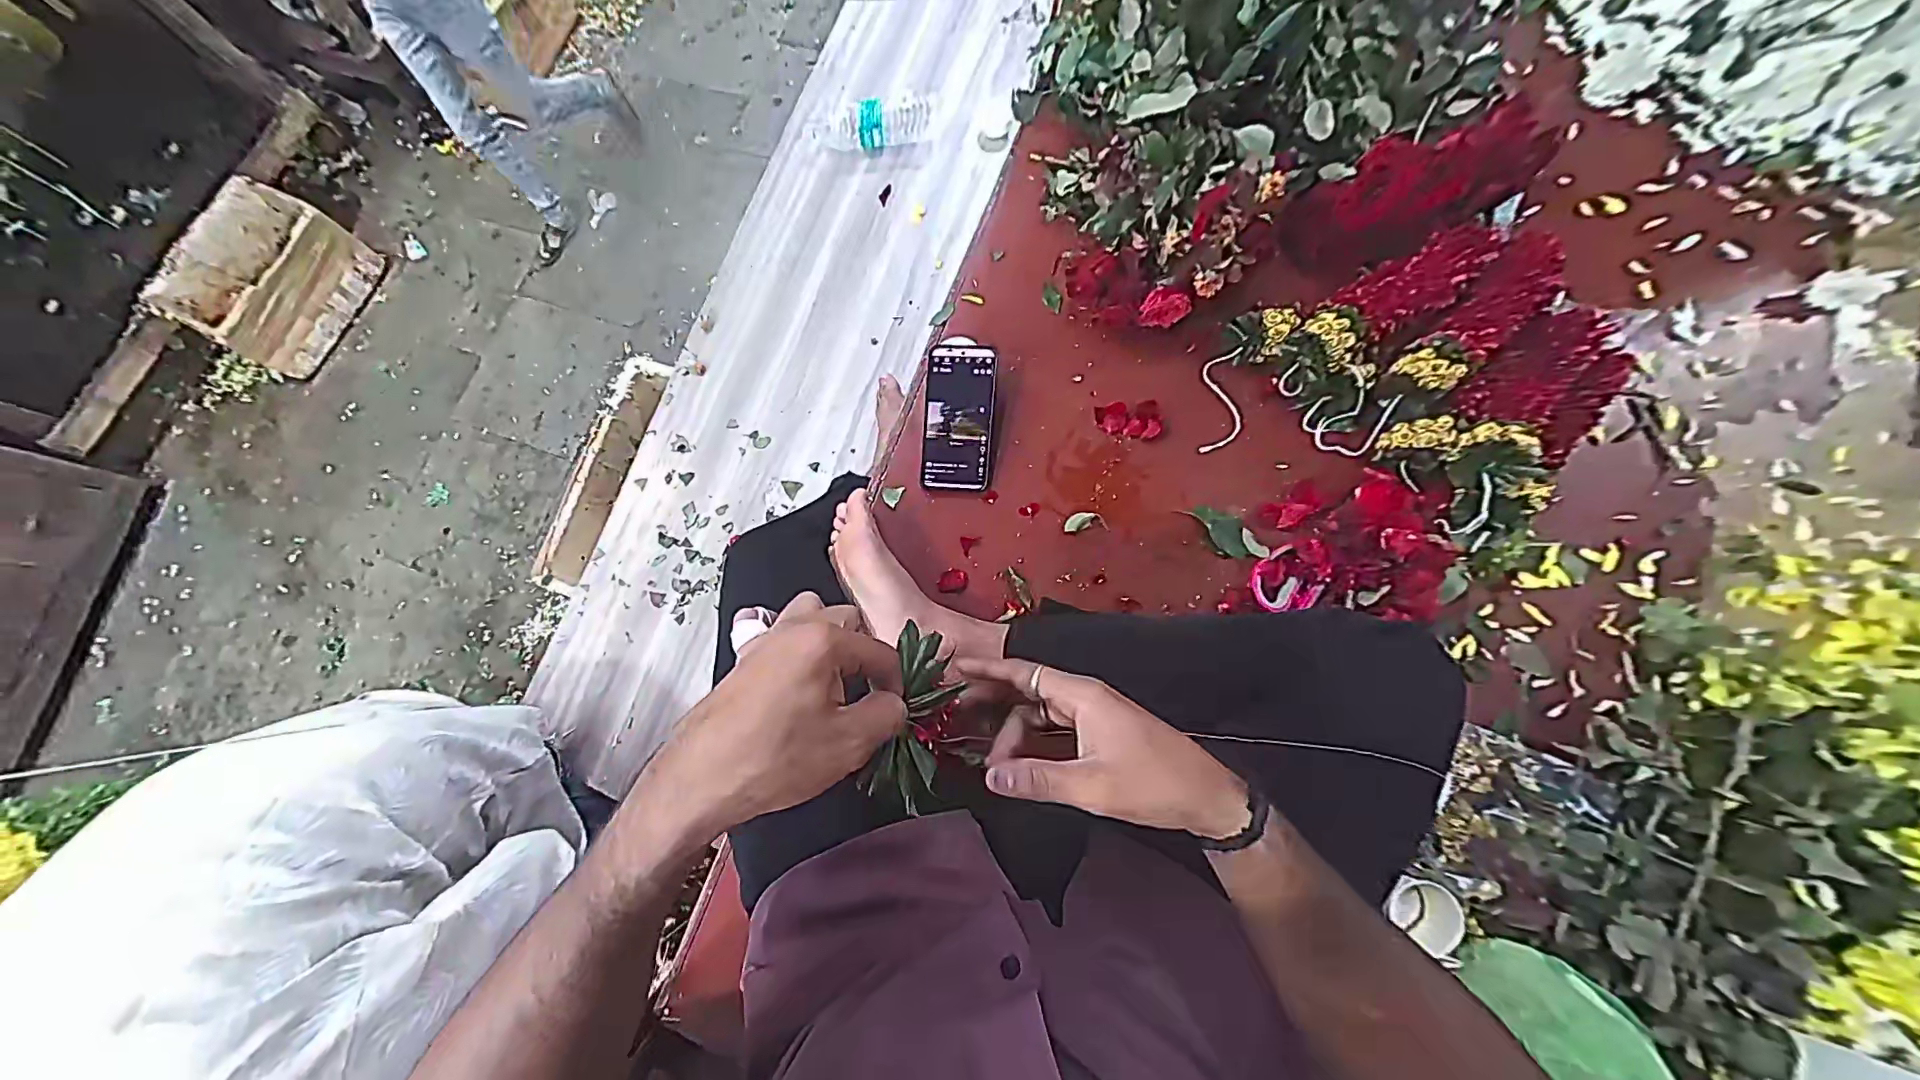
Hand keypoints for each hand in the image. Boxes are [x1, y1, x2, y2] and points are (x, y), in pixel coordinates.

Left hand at [642, 593, 905, 839]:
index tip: (894, 707)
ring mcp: (764, 638)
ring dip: (830, 639)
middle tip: (868, 691)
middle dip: (864, 652)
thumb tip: (894, 703)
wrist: (701, 779)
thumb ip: (887, 714)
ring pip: (810, 615)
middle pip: (847, 619)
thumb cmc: (775, 758)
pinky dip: (797, 648)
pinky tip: (797, 684)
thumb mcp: (849, 742)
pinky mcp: (744, 657)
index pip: (879, 649)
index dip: (895, 680)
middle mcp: (793, 626)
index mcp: (823, 639)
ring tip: (834, 680)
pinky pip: (780, 635)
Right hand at [953, 657, 1250, 839]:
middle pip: (1029, 696)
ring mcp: (1094, 716)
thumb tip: (991, 779)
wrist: (1207, 797)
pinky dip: (1035, 746)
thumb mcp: (1092, 787)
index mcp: (1083, 696)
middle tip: (965, 734)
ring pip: (1041, 718)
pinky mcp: (1101, 734)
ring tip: (996, 769)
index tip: (957, 669)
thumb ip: (1038, 780)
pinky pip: (1056, 733)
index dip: (990, 670)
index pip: (1026, 673)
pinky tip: (1021, 767)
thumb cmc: (1153, 784)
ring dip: (1017, 739)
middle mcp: (1085, 698)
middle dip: (997, 715)